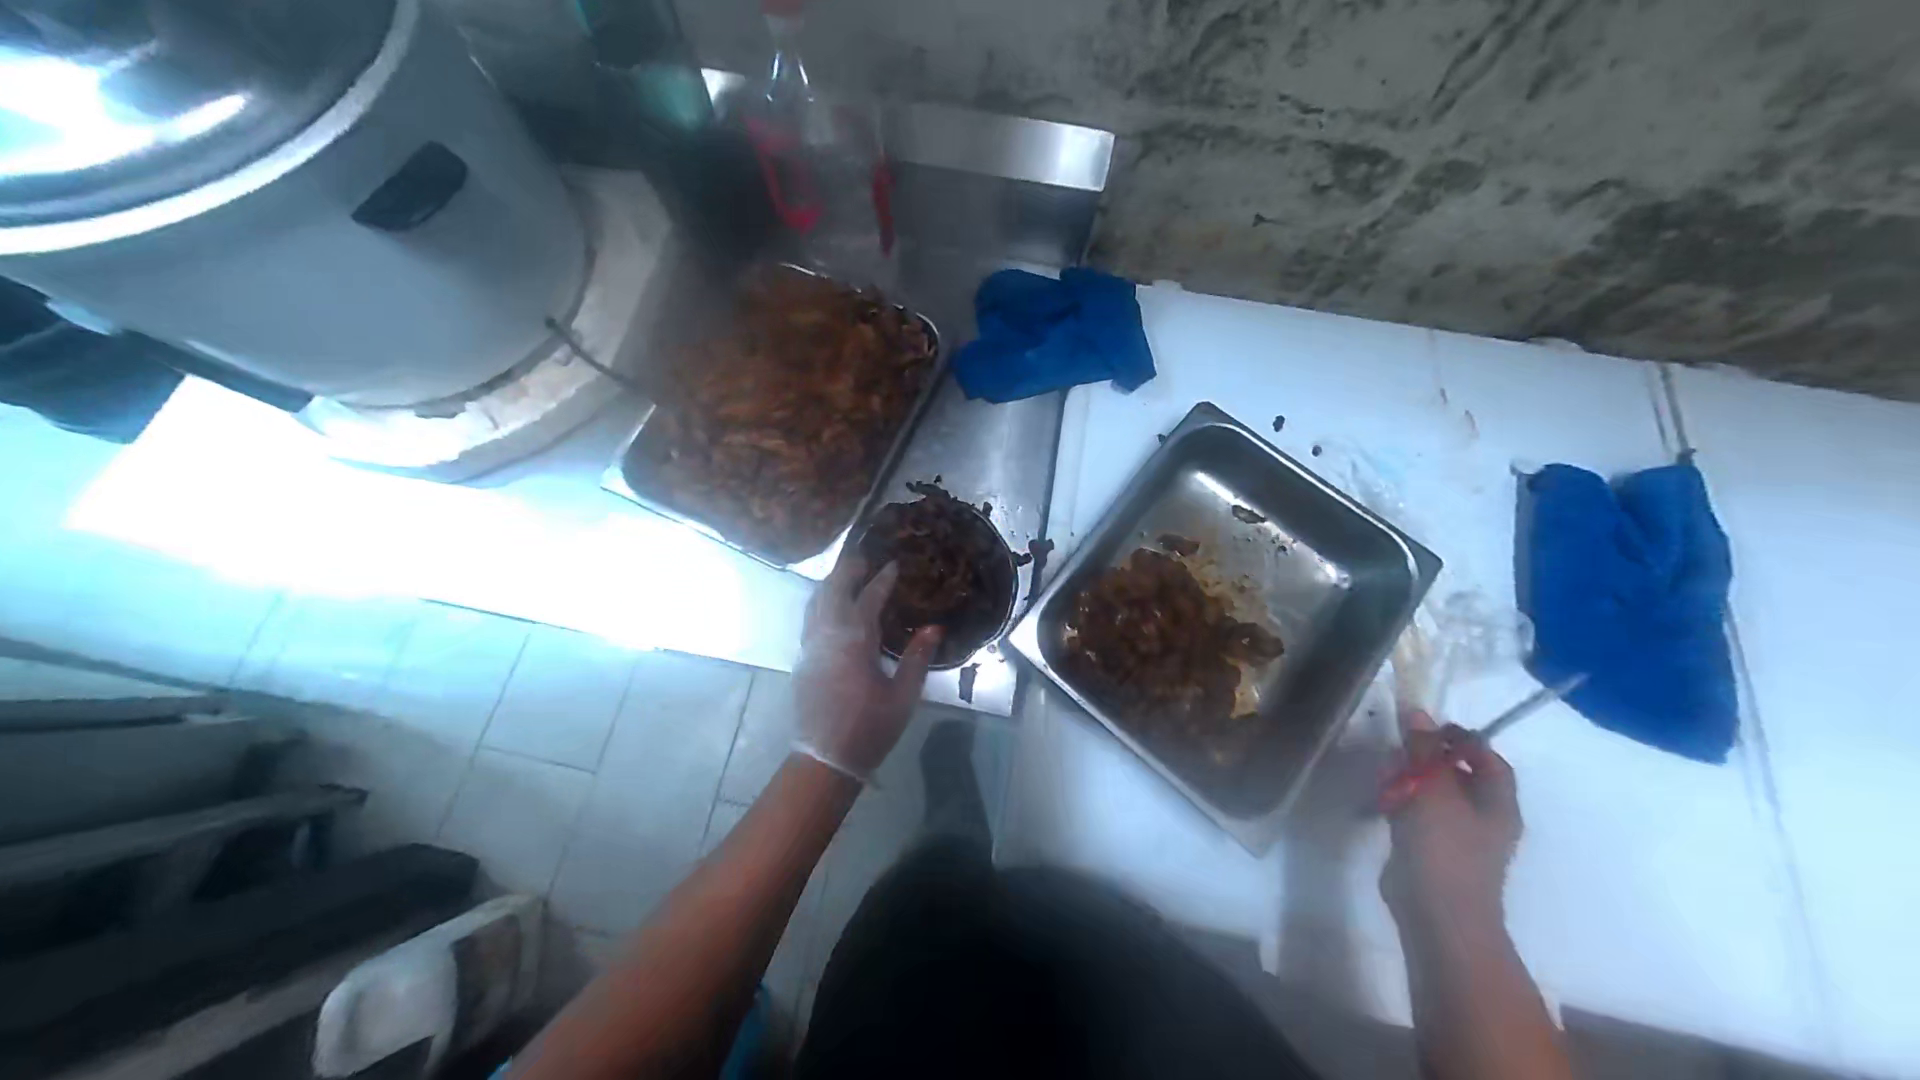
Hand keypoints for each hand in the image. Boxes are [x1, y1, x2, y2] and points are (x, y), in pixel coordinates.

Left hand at [791, 555, 940, 780]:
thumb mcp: (903, 696)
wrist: (825, 758)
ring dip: (831, 583)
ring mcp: (810, 646)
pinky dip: (820, 601)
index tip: (893, 565)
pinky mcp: (803, 659)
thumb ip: (917, 658)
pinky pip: (809, 618)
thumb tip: (935, 627)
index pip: (868, 599)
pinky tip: (831, 606)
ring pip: (816, 602)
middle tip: (864, 557)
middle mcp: (827, 637)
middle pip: (833, 590)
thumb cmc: (869, 728)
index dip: (882, 580)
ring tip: (847, 575)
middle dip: (848, 570)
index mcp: (854, 643)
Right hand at [1381, 709, 1521, 929]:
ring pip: (1432, 792)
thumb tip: (1417, 712)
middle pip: (1456, 772)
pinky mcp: (1430, 847)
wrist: (1436, 911)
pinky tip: (1381, 802)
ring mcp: (1456, 834)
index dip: (1458, 738)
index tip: (1423, 728)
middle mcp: (1483, 816)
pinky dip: (1400, 802)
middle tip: (1397, 754)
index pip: (1486, 757)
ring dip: (1407, 780)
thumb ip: (1424, 750)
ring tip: (1384, 780)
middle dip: (1424, 759)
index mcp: (1498, 802)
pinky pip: (1416, 813)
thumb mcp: (1434, 789)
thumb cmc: (1445, 846)